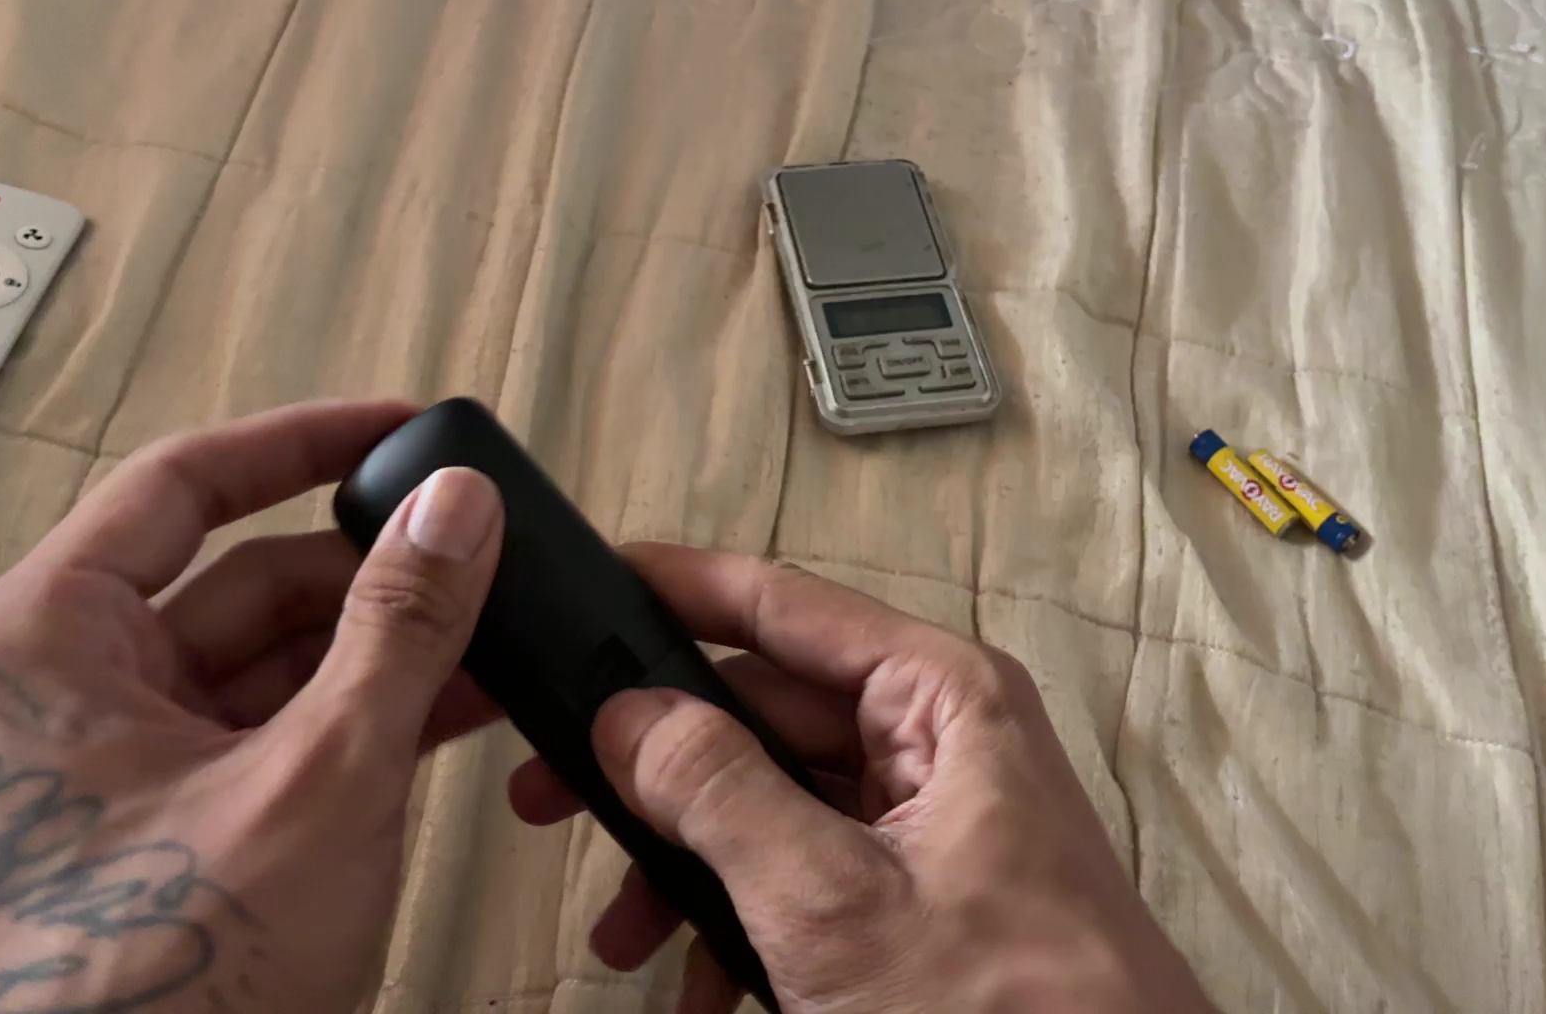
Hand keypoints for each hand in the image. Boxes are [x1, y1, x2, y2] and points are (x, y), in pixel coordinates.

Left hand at [0, 401, 510, 1013]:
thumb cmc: (182, 983)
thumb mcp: (322, 768)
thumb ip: (403, 625)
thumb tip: (459, 507)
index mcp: (60, 648)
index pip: (189, 484)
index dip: (304, 442)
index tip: (401, 425)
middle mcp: (106, 681)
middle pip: (270, 568)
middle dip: (386, 564)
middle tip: (481, 549)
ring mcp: (174, 738)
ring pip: (310, 637)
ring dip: (409, 630)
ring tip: (496, 622)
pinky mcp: (233, 782)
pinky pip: (327, 697)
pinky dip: (403, 686)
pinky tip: (477, 686)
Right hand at [510, 545, 1215, 1013]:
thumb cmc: (994, 1013)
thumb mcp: (835, 908)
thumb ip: (725, 797)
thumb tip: (629, 715)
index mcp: (936, 692)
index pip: (786, 605)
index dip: (686, 585)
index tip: (600, 575)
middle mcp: (930, 726)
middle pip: (766, 706)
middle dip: (662, 758)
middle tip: (551, 790)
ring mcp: (921, 801)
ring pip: (774, 789)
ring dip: (691, 854)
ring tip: (618, 929)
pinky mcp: (914, 869)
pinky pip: (806, 855)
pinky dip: (743, 907)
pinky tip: (694, 980)